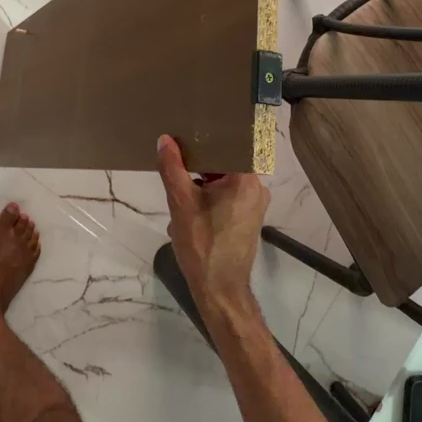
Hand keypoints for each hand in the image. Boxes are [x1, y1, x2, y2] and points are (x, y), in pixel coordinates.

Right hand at [155, 134, 269, 322]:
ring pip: (224, 182)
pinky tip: (188, 206)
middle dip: (199, 164)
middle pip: (225, 163)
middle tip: (175, 157)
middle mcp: (256, 188)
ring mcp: (254, 205)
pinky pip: (228, 197)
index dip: (206, 137)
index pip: (228, 144)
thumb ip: (172, 167)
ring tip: (179, 185)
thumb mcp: (181, 202)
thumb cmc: (202, 244)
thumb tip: (165, 139)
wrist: (219, 290)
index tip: (186, 132)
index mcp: (246, 178)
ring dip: (202, 184)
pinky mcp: (248, 220)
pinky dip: (209, 198)